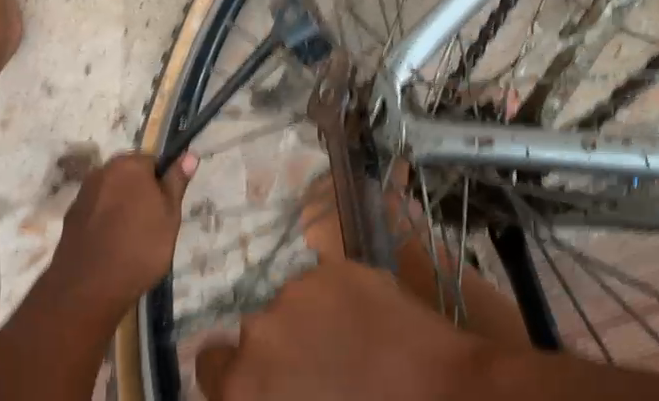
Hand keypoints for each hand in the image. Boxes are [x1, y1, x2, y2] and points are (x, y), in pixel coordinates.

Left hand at [46, 152, 195, 311]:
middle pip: (129, 176)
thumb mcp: (170, 216)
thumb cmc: (140, 247)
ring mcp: (83, 193)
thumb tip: (189, 155)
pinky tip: (110, 246)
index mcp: (129, 165)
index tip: (165, 210)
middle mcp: (102, 170)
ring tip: (131, 240)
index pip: (152, 162)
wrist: (91, 285)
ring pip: (111, 194)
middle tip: (152, 226)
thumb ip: (176, 182)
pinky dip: (103, 221)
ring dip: (120, 208)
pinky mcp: (71, 215)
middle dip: (140, 194)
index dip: (161, 185)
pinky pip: (95, 211)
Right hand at [196, 260, 493, 400]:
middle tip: (322, 369)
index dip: (232, 372)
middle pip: (256, 333)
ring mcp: (298, 292)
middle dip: (282, 348)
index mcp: (247, 380)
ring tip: (354, 344)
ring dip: (310, 321)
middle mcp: (260, 329)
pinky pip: (326, 284)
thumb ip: (269, 395)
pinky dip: (340, 301)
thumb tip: (268, 383)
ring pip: (292, 304)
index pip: (210, 365)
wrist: (448, 397)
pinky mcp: (336, 269)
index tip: (265, 381)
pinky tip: (372, 324)